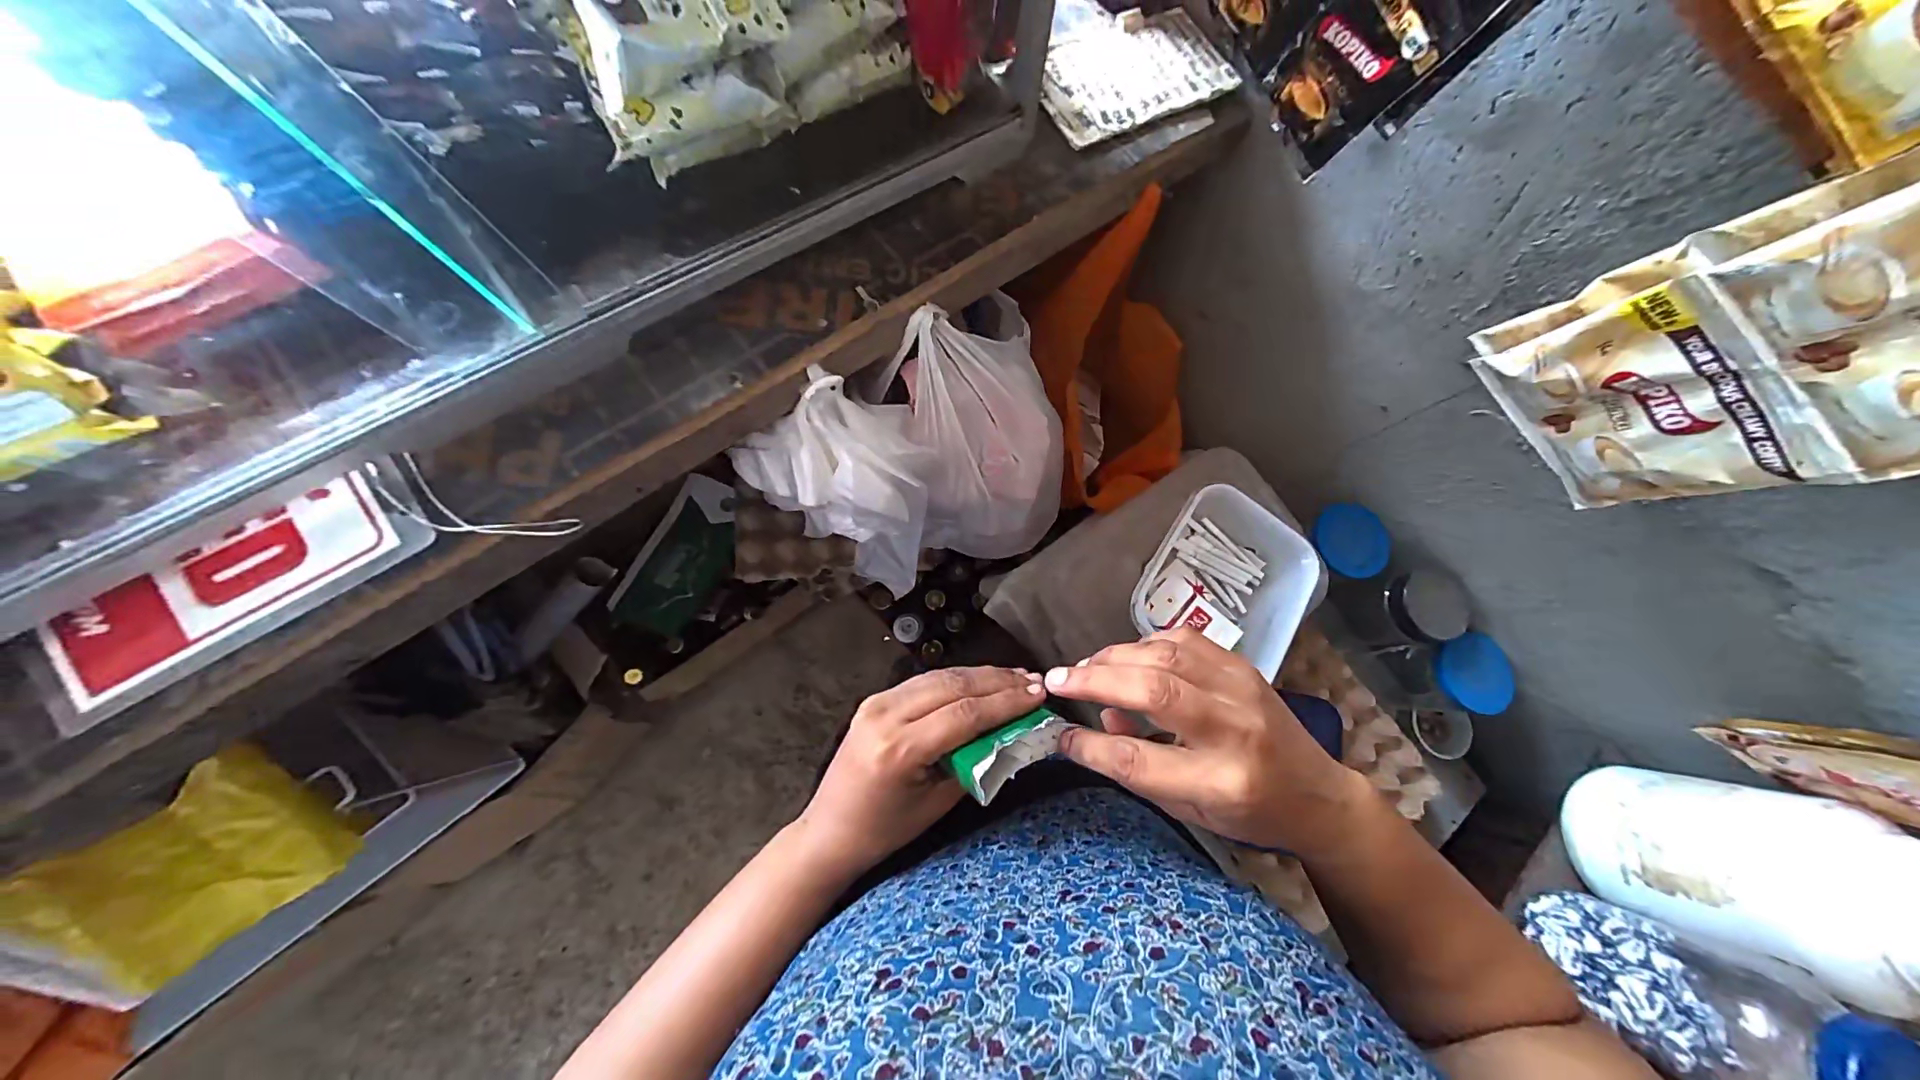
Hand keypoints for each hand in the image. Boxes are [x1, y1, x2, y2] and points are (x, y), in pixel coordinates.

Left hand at [796, 666, 1045, 876]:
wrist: (829, 831)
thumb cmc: (882, 830)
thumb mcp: (936, 803)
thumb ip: (973, 763)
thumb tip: (1010, 734)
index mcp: (898, 748)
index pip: (965, 713)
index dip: (1006, 701)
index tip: (1039, 694)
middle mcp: (884, 716)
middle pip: (953, 686)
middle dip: (999, 681)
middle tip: (1034, 681)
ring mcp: (875, 703)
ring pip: (939, 677)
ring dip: (980, 676)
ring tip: (1015, 677)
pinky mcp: (874, 700)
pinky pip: (923, 682)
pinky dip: (955, 679)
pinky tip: (979, 681)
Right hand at [1044, 629, 1369, 854]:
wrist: (1317, 792)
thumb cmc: (1249, 812)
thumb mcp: (1191, 810)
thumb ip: (1139, 769)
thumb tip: (1100, 720)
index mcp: (1221, 782)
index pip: (1138, 760)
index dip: (1089, 747)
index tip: (1060, 736)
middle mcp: (1234, 730)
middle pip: (1152, 691)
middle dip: (1094, 681)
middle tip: (1057, 681)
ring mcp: (1242, 690)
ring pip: (1164, 656)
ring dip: (1114, 657)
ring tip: (1085, 668)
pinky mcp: (1242, 666)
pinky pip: (1182, 640)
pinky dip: (1144, 645)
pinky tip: (1128, 659)